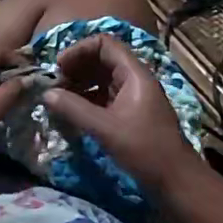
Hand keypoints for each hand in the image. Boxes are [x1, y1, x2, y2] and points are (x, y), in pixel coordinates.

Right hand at [42, 35, 199, 191]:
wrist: (176, 179)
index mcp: (134, 73)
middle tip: (55, 83)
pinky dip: (88, 98)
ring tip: (59, 97)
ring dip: (80, 83)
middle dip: (77, 67)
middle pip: (102, 59)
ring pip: (103, 78)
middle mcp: (135, 79)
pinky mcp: (131, 112)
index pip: (104, 44)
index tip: (58, 67)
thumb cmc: (144, 149)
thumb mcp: (105, 129)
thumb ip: (74, 109)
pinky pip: (106, 95)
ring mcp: (134, 95)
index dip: (79, 50)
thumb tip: (46, 94)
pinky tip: (73, 111)